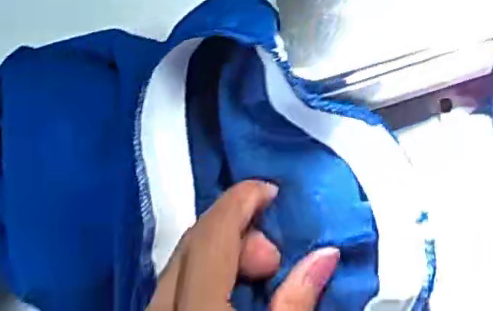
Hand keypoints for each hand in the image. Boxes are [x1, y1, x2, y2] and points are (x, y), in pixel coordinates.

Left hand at [145, 180, 340, 310]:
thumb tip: (325, 254)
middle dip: (234, 233)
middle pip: (189, 246)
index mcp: (192, 308)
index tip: (273, 192)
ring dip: (217, 260)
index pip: (211, 234)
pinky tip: (225, 299)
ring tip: (256, 280)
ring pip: (174, 272)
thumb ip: (296, 302)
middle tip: (273, 258)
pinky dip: (199, 282)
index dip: (243, 201)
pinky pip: (168, 297)